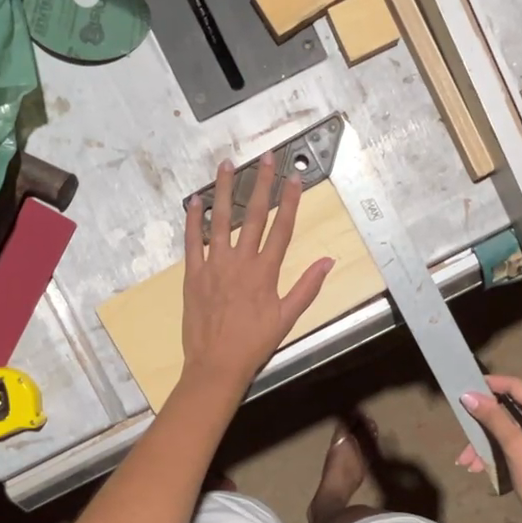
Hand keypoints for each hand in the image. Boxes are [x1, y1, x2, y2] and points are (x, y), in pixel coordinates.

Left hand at [179, 155, 333, 394]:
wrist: (217, 364)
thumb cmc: (255, 344)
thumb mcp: (287, 318)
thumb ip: (307, 287)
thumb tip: (328, 261)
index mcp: (265, 272)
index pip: (281, 228)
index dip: (290, 201)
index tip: (294, 177)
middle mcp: (240, 262)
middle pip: (253, 216)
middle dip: (261, 184)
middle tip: (265, 157)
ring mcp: (214, 266)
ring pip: (220, 221)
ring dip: (225, 190)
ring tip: (227, 165)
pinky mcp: (193, 275)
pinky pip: (192, 241)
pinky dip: (193, 220)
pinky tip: (195, 200)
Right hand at [457, 375, 521, 522]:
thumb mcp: (514, 445)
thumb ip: (493, 418)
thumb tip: (469, 396)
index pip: (517, 387)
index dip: (492, 384)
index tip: (467, 386)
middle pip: (509, 408)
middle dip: (483, 419)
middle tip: (462, 423)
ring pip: (505, 427)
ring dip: (484, 440)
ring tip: (466, 459)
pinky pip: (509, 441)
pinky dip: (492, 450)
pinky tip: (477, 465)